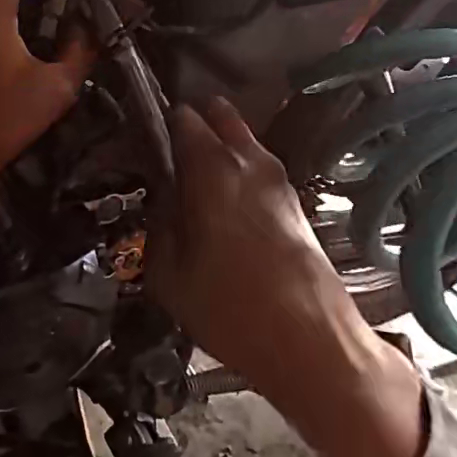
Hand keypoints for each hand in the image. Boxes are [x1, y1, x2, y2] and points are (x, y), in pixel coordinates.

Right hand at [147, 97, 427, 456]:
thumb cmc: (230, 308)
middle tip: (171, 156)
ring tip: (196, 185)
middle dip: (195, 124)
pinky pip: (258, 169)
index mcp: (211, 168)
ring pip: (244, 141)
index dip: (160, 125)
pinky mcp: (296, 202)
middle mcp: (249, 161)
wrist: (311, 341)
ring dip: (220, 149)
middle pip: (220, 115)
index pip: (182, 118)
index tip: (145, 143)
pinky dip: (240, 173)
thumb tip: (160, 204)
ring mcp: (278, 179)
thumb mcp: (168, 275)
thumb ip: (158, 227)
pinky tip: (226, 210)